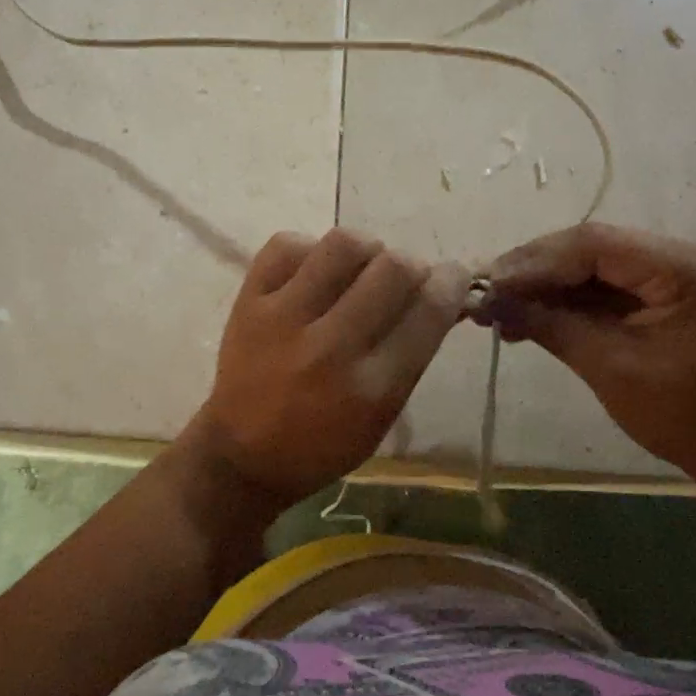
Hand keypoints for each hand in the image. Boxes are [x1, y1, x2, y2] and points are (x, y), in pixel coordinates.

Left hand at [183, 228, 469, 501]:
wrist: (242, 453)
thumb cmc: (325, 442)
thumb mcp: (384, 414)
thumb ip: (414, 352)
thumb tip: (444, 290)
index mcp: (373, 387)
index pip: (430, 311)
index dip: (452, 282)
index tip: (454, 276)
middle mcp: (331, 347)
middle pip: (394, 267)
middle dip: (411, 266)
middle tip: (400, 280)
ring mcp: (284, 318)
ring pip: (344, 243)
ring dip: (364, 251)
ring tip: (357, 271)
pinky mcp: (249, 299)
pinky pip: (290, 243)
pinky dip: (310, 251)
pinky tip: (314, 273)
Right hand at [478, 222, 695, 486]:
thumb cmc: (684, 416)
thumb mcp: (611, 368)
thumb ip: (551, 325)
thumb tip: (490, 302)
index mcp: (685, 267)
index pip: (595, 244)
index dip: (536, 261)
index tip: (490, 283)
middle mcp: (681, 257)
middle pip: (591, 248)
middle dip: (535, 271)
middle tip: (486, 292)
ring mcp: (671, 275)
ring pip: (590, 266)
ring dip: (544, 287)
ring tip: (496, 309)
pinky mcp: (659, 296)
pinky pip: (603, 288)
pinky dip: (564, 302)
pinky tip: (525, 318)